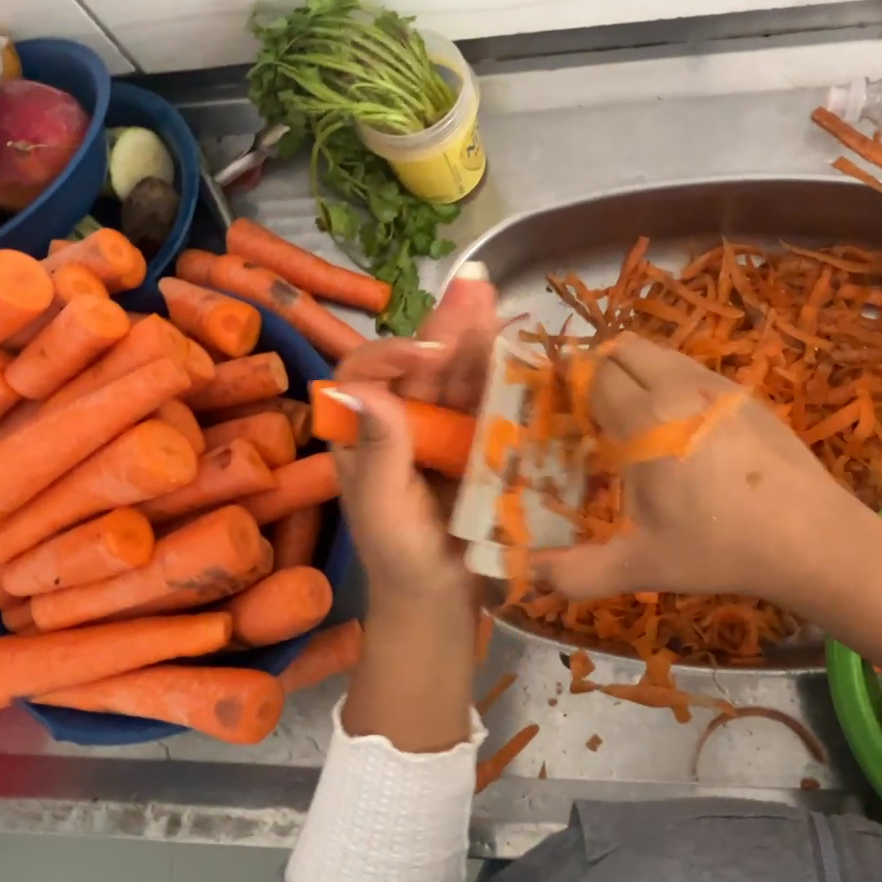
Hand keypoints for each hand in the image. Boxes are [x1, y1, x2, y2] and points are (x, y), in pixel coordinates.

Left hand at [331, 268, 496, 601]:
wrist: (443, 595)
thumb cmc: (402, 558)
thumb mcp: (383, 509)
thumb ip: (378, 450)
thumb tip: (362, 387)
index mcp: (361, 429)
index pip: (365, 374)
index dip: (393, 354)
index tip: (429, 352)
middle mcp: (399, 417)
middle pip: (420, 362)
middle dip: (447, 325)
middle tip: (476, 286)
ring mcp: (439, 425)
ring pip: (456, 372)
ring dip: (477, 336)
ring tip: (497, 299)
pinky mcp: (474, 436)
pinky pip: (486, 398)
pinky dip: (502, 369)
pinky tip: (519, 340)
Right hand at [533, 336, 871, 606]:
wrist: (810, 536)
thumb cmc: (718, 547)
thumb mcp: (641, 566)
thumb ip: (576, 572)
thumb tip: (529, 575)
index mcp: (645, 418)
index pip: (593, 373)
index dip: (570, 387)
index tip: (561, 412)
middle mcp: (678, 386)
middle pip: (622, 347)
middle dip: (598, 368)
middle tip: (590, 411)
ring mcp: (717, 385)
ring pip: (659, 353)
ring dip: (635, 371)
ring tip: (631, 417)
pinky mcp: (745, 394)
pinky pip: (691, 369)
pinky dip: (669, 381)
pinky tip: (678, 429)